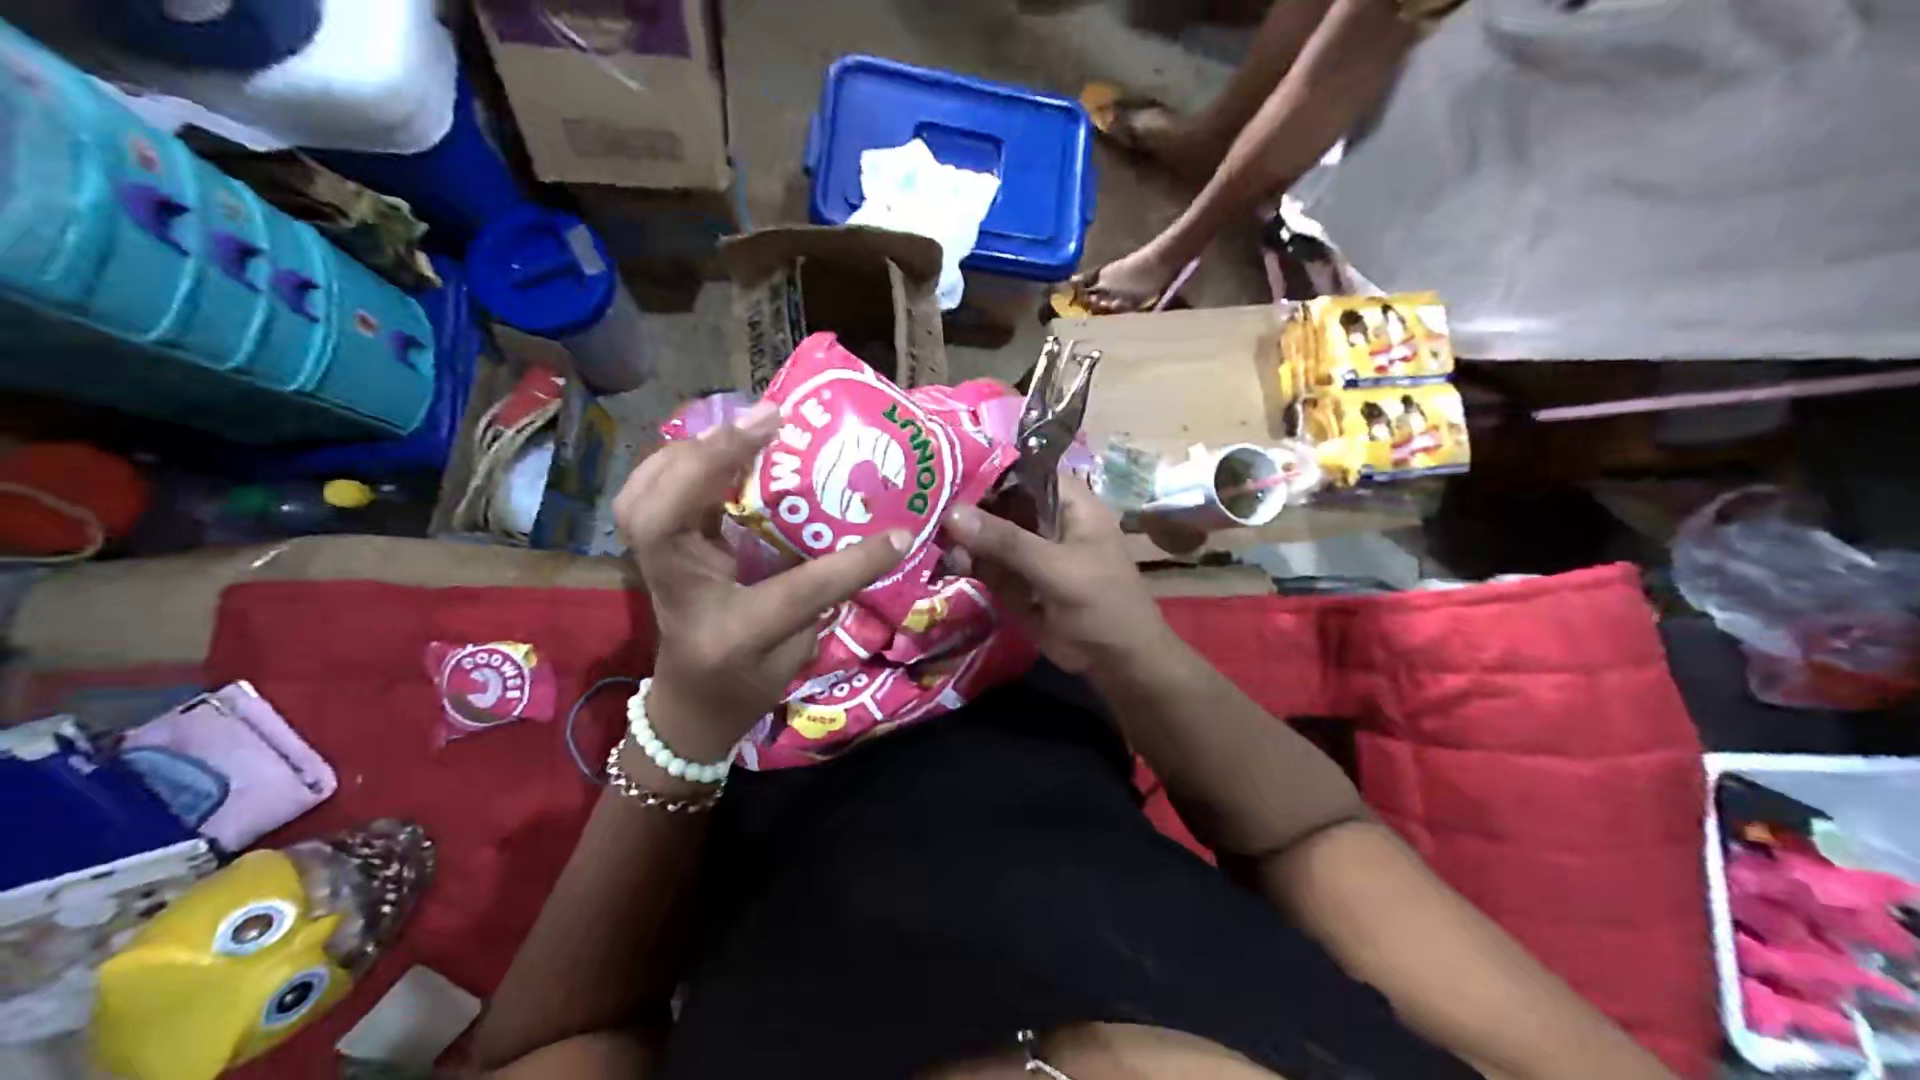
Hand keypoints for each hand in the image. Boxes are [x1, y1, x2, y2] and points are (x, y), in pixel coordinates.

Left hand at [613, 401, 910, 761]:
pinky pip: (647, 492)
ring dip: (689, 454)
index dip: (848, 565)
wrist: (690, 705)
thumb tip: (875, 539)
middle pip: (664, 518)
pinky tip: (711, 449)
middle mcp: (679, 593)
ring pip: (642, 496)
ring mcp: (651, 569)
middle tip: (769, 422)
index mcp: (731, 632)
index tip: (897, 538)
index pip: (792, 592)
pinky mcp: (650, 549)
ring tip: (740, 430)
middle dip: (712, 458)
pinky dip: (675, 462)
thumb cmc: (747, 681)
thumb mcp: (798, 650)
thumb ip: (825, 594)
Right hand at [944, 479, 1175, 673]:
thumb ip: (1005, 540)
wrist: (1116, 661)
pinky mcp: (1013, 579)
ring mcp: (1026, 550)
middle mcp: (1044, 519)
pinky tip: (935, 558)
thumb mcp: (1055, 567)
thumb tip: (952, 514)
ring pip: (985, 533)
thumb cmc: (1101, 603)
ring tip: (922, 531)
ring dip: (957, 534)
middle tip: (920, 502)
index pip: (1022, 470)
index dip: (986, 468)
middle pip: (997, 501)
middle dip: (963, 503)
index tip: (944, 470)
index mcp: (1068, 502)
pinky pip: (982, 563)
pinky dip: (961, 561)